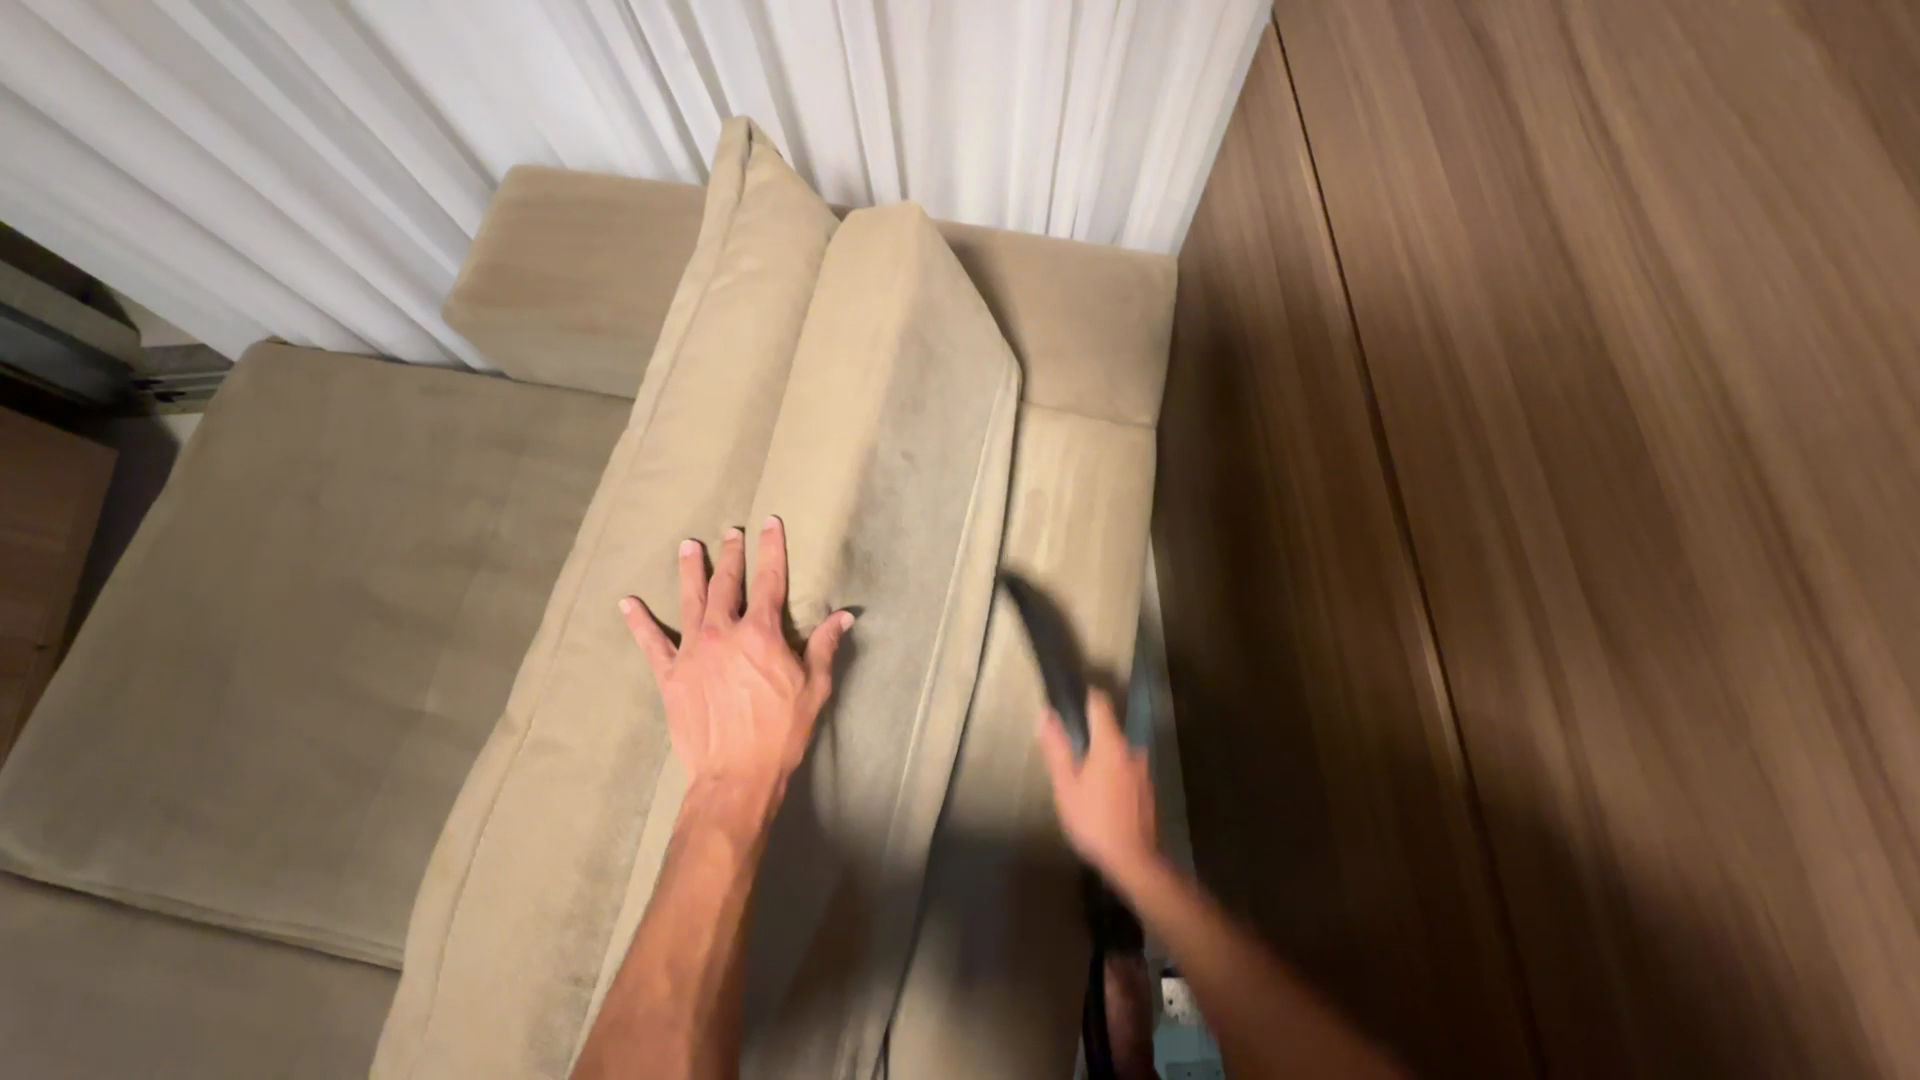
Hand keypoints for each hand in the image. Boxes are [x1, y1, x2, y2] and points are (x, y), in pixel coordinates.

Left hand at [622, 516, 852, 795]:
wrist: (736, 774)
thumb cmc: (782, 732)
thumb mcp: (814, 688)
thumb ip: (824, 646)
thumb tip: (844, 615)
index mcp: (762, 634)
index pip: (770, 580)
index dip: (771, 549)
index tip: (770, 523)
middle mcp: (724, 633)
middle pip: (728, 583)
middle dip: (731, 555)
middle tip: (731, 533)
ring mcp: (693, 652)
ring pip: (690, 601)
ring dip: (689, 571)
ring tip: (688, 547)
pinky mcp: (671, 675)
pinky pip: (651, 642)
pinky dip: (639, 622)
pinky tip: (628, 603)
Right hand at [1037, 688, 1158, 880]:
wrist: (1132, 860)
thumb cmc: (1093, 820)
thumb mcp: (1066, 785)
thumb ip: (1057, 748)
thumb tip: (1046, 714)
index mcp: (1110, 744)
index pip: (1099, 704)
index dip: (1084, 697)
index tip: (1069, 700)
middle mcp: (1131, 750)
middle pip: (1108, 730)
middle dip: (1089, 737)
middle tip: (1069, 756)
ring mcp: (1143, 771)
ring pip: (1117, 753)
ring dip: (1102, 759)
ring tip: (1083, 781)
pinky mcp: (1147, 789)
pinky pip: (1126, 770)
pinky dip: (1113, 775)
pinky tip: (1101, 797)